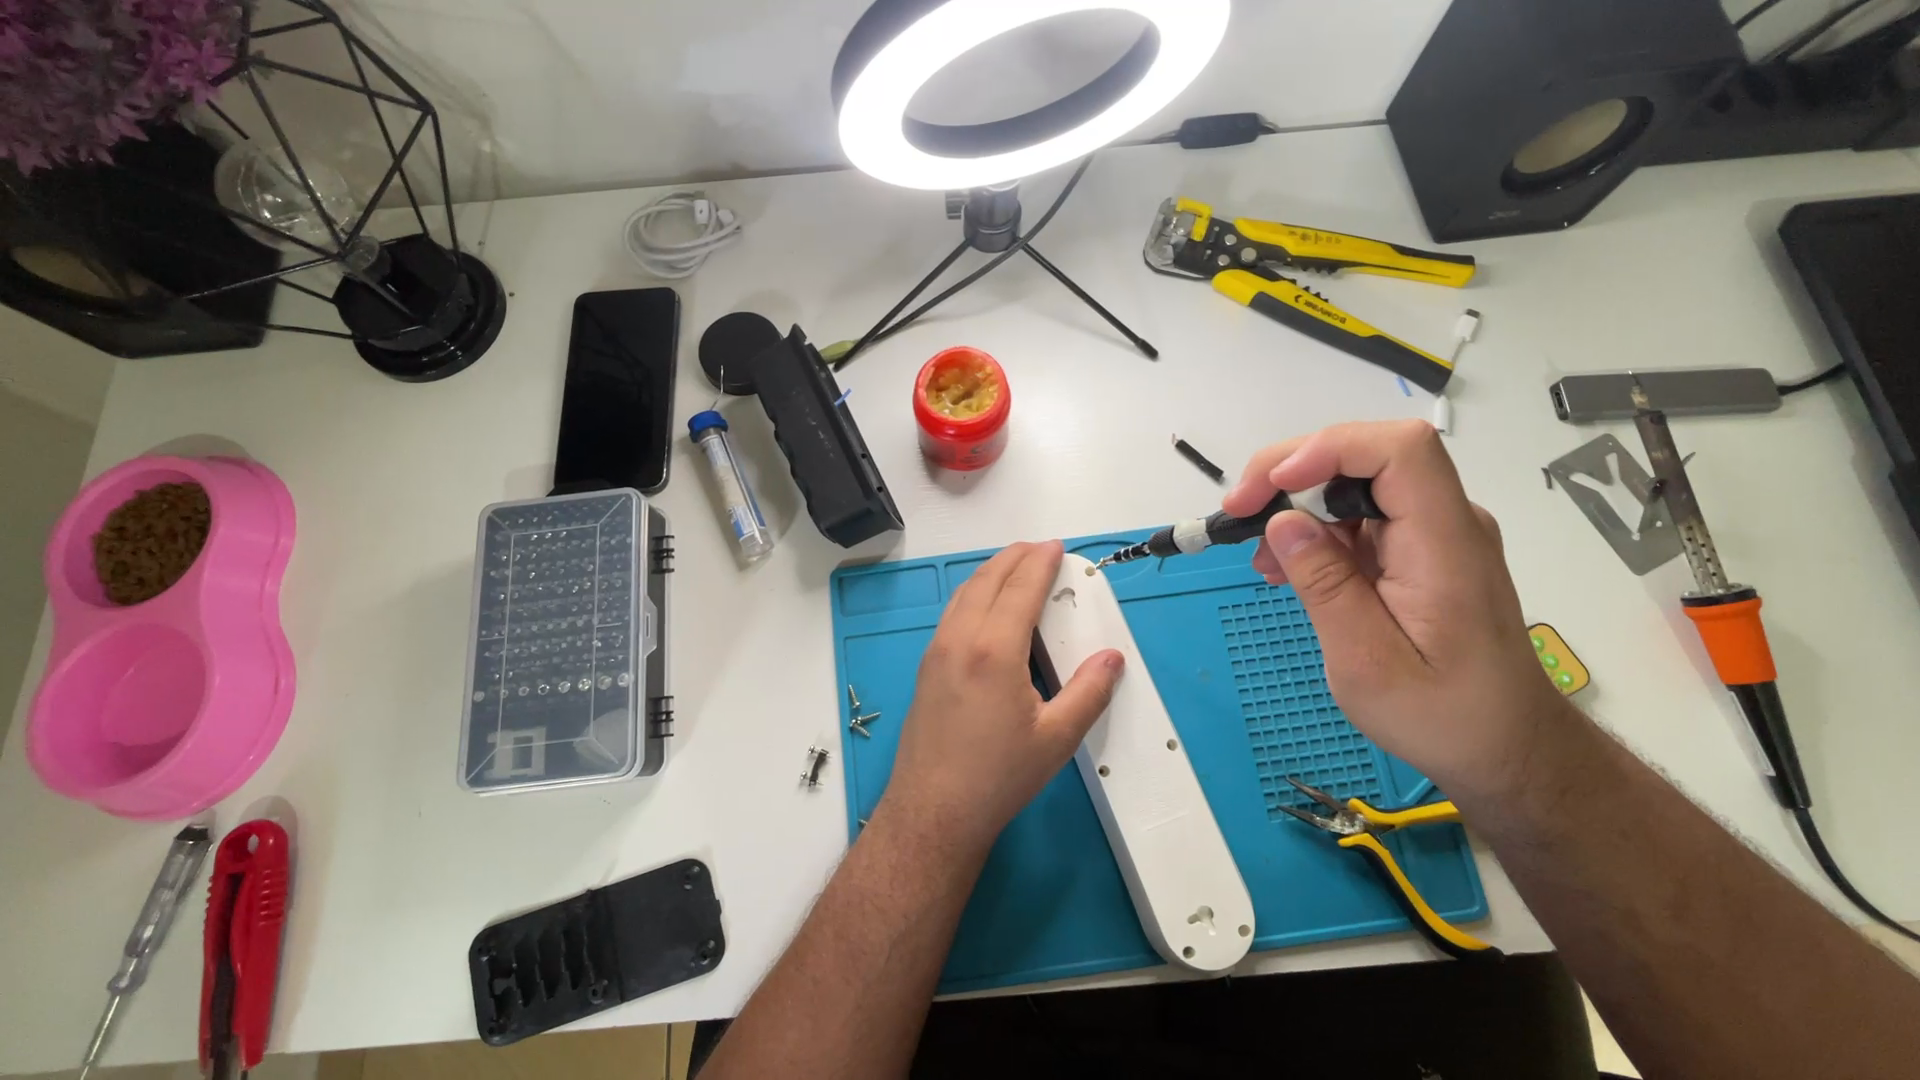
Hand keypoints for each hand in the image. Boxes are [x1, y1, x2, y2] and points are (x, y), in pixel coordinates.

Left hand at [881, 541, 1123, 852]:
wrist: (932, 809)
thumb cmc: (998, 776)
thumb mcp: (1057, 739)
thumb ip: (1088, 693)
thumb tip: (1112, 658)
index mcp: (994, 649)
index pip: (1021, 588)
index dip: (1041, 562)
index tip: (1057, 547)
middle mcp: (960, 639)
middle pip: (987, 580)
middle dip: (1015, 557)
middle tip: (1039, 549)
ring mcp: (936, 652)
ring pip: (964, 594)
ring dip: (991, 573)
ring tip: (1015, 570)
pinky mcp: (926, 668)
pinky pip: (953, 613)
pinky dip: (974, 594)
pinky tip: (987, 609)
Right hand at [1223, 420, 1573, 798]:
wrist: (1505, 745)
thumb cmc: (1441, 715)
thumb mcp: (1366, 662)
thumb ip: (1325, 586)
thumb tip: (1283, 521)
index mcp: (1444, 544)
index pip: (1399, 452)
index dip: (1329, 449)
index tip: (1269, 488)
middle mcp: (1446, 523)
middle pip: (1370, 457)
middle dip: (1294, 472)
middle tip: (1238, 513)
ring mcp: (1435, 535)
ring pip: (1358, 485)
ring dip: (1298, 506)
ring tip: (1261, 560)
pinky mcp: (1421, 552)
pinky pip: (1362, 518)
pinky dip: (1316, 532)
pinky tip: (1288, 569)